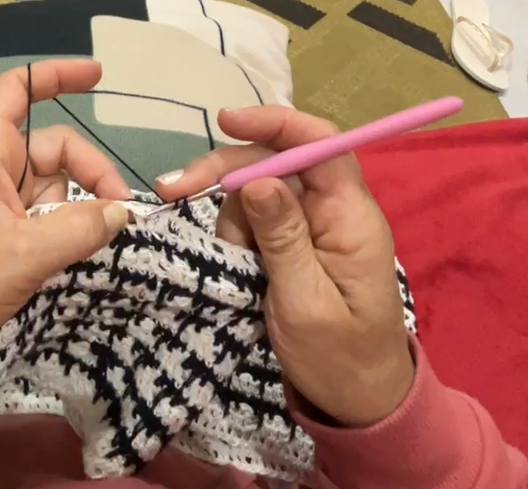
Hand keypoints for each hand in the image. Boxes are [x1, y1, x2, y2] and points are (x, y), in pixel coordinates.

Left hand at [0, 60, 133, 381]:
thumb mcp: (24, 255)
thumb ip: (80, 227)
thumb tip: (124, 211)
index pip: (19, 88)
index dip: (56, 74)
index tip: (98, 75)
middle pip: (55, 146)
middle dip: (92, 171)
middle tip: (122, 214)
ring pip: (57, 182)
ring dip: (82, 204)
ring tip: (97, 240)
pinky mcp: (1, 228)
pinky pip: (46, 211)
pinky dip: (69, 223)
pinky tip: (83, 247)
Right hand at [158, 106, 413, 426]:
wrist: (356, 405)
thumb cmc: (340, 359)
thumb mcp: (306, 303)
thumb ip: (282, 238)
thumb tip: (257, 178)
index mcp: (350, 215)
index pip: (319, 143)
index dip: (274, 122)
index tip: (225, 122)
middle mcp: (329, 207)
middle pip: (272, 160)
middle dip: (222, 171)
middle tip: (170, 191)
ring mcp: (308, 222)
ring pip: (253, 186)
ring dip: (227, 215)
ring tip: (230, 261)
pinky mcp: (290, 238)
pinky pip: (249, 215)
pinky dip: (231, 232)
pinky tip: (230, 260)